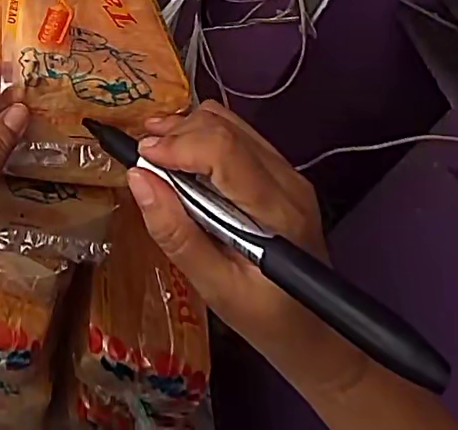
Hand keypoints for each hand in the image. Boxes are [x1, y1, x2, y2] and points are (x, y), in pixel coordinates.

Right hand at [127, 102, 367, 391]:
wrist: (319, 336)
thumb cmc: (269, 321)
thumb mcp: (217, 290)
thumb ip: (177, 235)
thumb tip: (138, 179)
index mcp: (277, 212)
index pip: (224, 150)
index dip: (177, 144)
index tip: (142, 158)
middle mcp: (287, 180)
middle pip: (222, 127)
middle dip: (175, 134)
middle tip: (143, 156)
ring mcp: (287, 170)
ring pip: (226, 120)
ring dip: (184, 128)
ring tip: (155, 150)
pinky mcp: (279, 168)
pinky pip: (234, 130)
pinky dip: (199, 133)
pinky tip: (180, 153)